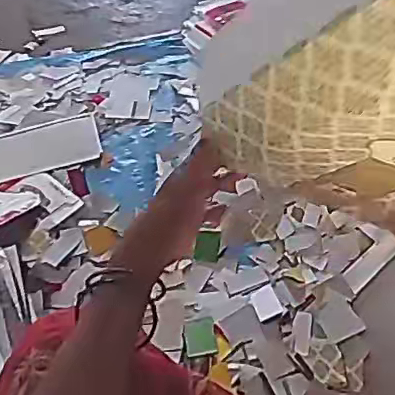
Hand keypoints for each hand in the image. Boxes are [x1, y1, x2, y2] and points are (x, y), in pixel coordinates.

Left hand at [113, 142, 228, 280]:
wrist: (149, 257)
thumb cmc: (171, 222)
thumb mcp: (189, 189)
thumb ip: (201, 164)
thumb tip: (211, 137)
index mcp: (181, 178)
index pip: (203, 157)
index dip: (221, 153)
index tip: (241, 150)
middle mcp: (180, 190)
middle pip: (205, 175)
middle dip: (225, 172)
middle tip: (245, 172)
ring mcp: (181, 209)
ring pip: (205, 193)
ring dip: (222, 190)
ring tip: (239, 191)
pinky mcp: (183, 227)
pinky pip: (203, 212)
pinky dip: (216, 210)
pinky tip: (223, 216)